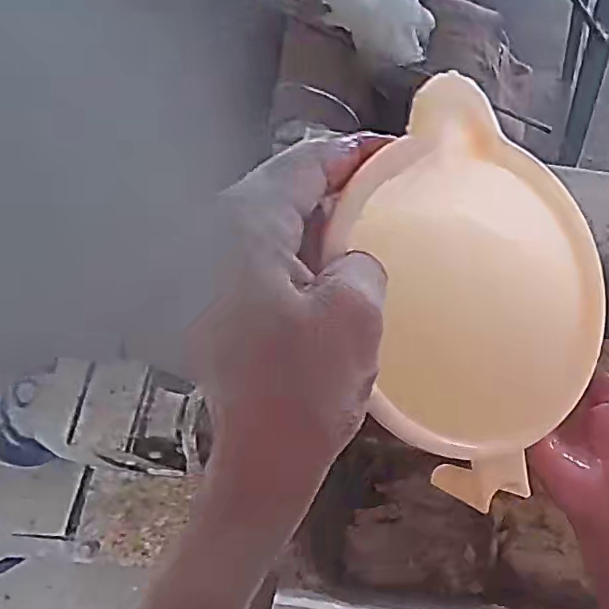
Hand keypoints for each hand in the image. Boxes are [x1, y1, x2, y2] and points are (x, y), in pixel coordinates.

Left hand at [185, 134, 390, 506]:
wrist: (265, 458)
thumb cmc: (306, 388)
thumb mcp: (355, 315)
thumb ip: (361, 263)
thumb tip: (354, 261)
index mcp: (245, 229)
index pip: (302, 165)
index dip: (352, 153)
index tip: (393, 151)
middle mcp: (218, 242)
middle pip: (286, 191)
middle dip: (339, 185)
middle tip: (390, 187)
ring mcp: (215, 278)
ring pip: (281, 229)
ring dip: (326, 224)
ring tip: (374, 225)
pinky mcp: (227, 310)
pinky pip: (275, 263)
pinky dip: (310, 258)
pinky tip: (343, 273)